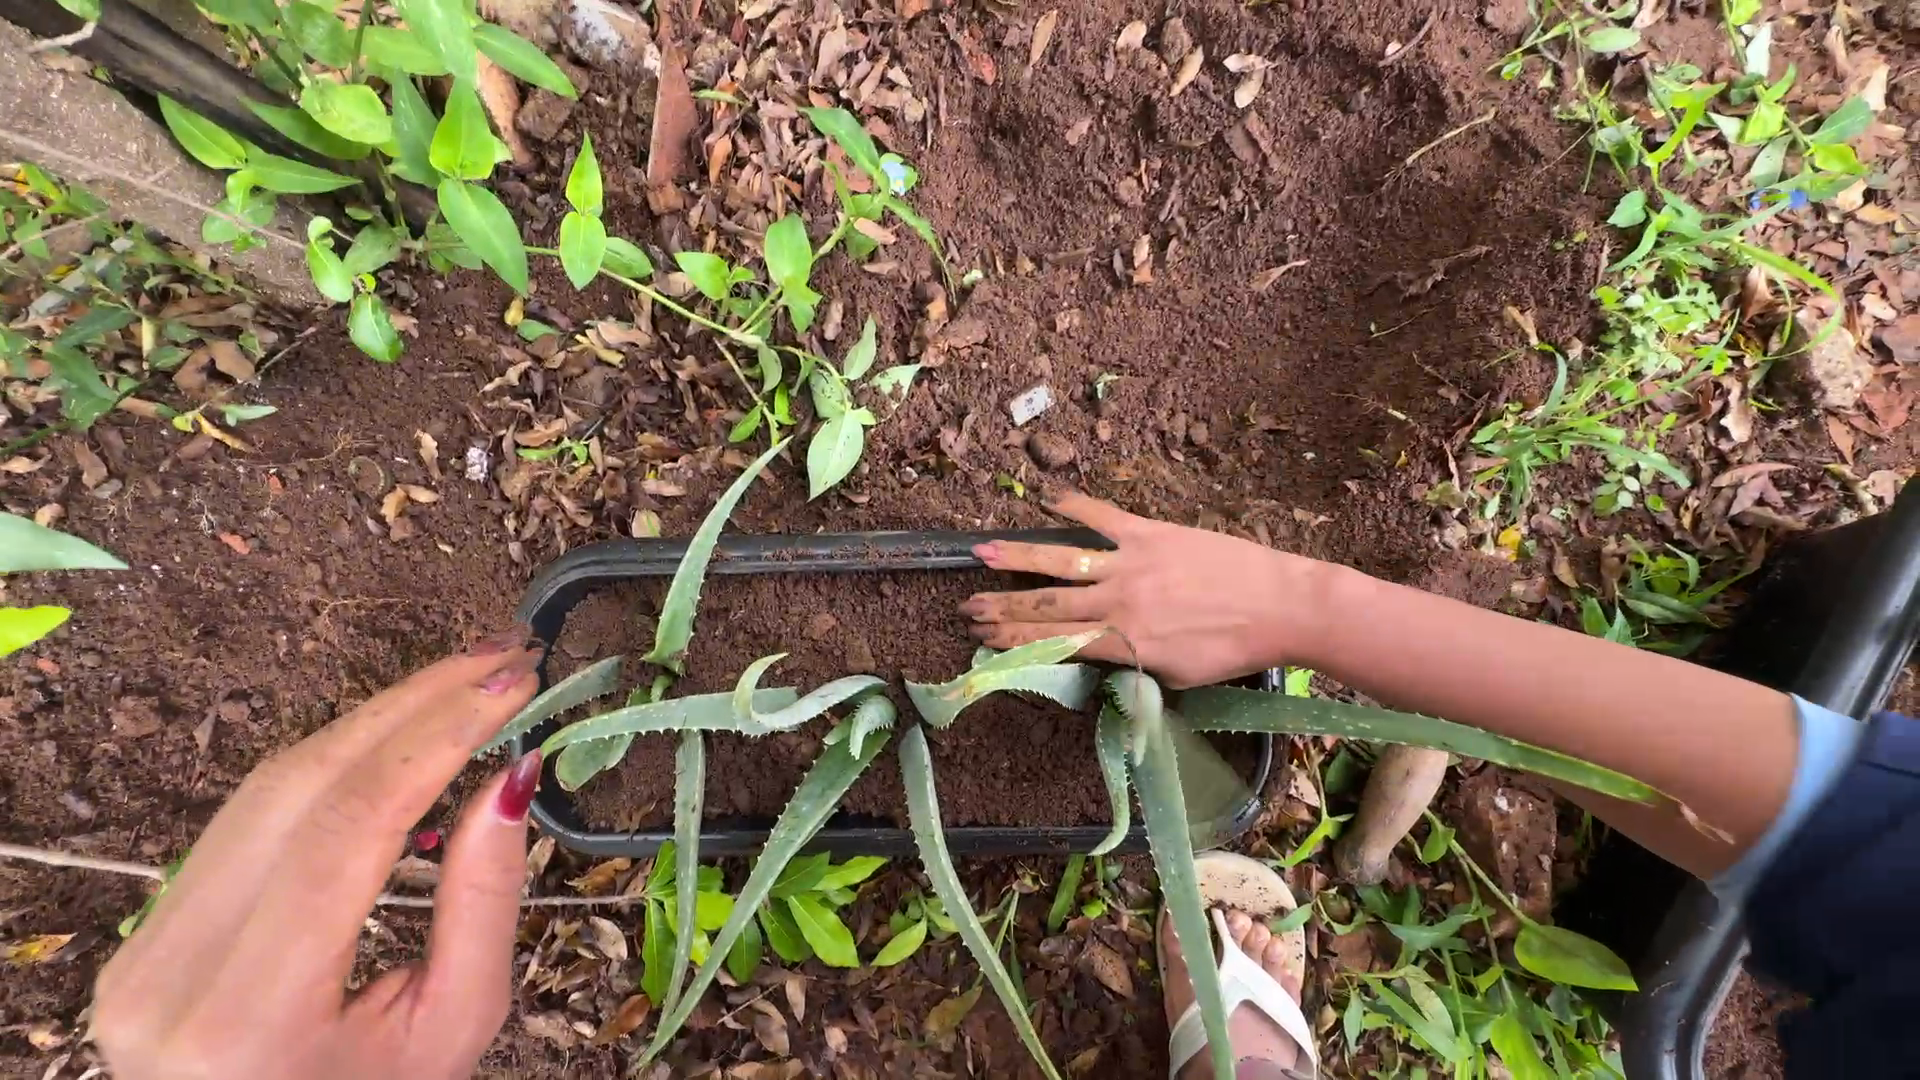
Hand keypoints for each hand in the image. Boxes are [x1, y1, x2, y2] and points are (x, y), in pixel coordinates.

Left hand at [93, 630, 547, 1079]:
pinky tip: (412, 718)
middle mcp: (171, 964)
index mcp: (248, 1010)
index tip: (519, 683)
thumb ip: (485, 897)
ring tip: (473, 671)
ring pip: (277, 776)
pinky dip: (350, 744)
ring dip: (387, 709)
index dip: (441, 735)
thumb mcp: (458, 1017)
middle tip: (508, 653)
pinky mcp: (159, 915)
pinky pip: (263, 800)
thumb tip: (516, 775)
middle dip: (420, 698)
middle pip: (306, 780)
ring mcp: (148, 936)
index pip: (351, 824)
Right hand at [959, 492, 1322, 687]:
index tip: (982, 639)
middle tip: (968, 607)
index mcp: (1125, 642)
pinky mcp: (1151, 533)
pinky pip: (1104, 518)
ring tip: (983, 553)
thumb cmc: (1232, 648)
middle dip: (1003, 607)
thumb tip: (1091, 654)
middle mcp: (1119, 602)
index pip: (1055, 641)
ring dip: (1019, 558)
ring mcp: (1132, 563)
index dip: (1014, 640)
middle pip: (1047, 604)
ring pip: (1063, 562)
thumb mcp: (1176, 675)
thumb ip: (1130, 664)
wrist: (1282, 605)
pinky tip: (1048, 500)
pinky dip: (1074, 507)